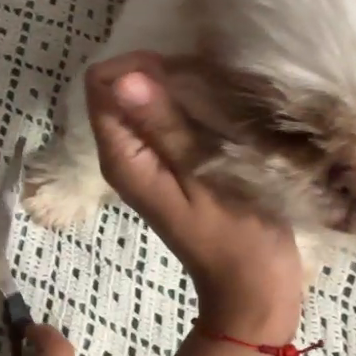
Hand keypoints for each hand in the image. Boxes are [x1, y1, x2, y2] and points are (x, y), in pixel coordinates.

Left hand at [85, 52, 305, 342]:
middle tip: (213, 87)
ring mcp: (147, 156)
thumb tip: (123, 80)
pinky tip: (226, 112)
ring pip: (148, 96)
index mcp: (122, 156)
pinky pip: (168, 114)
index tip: (185, 74)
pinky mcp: (170, 160)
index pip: (101, 83)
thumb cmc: (237, 236)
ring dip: (182, 86)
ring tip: (225, 98)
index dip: (137, 66)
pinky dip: (192, 103)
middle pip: (122, 86)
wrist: (254, 289)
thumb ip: (165, 126)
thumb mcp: (204, 177)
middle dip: (162, 72)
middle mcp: (125, 152)